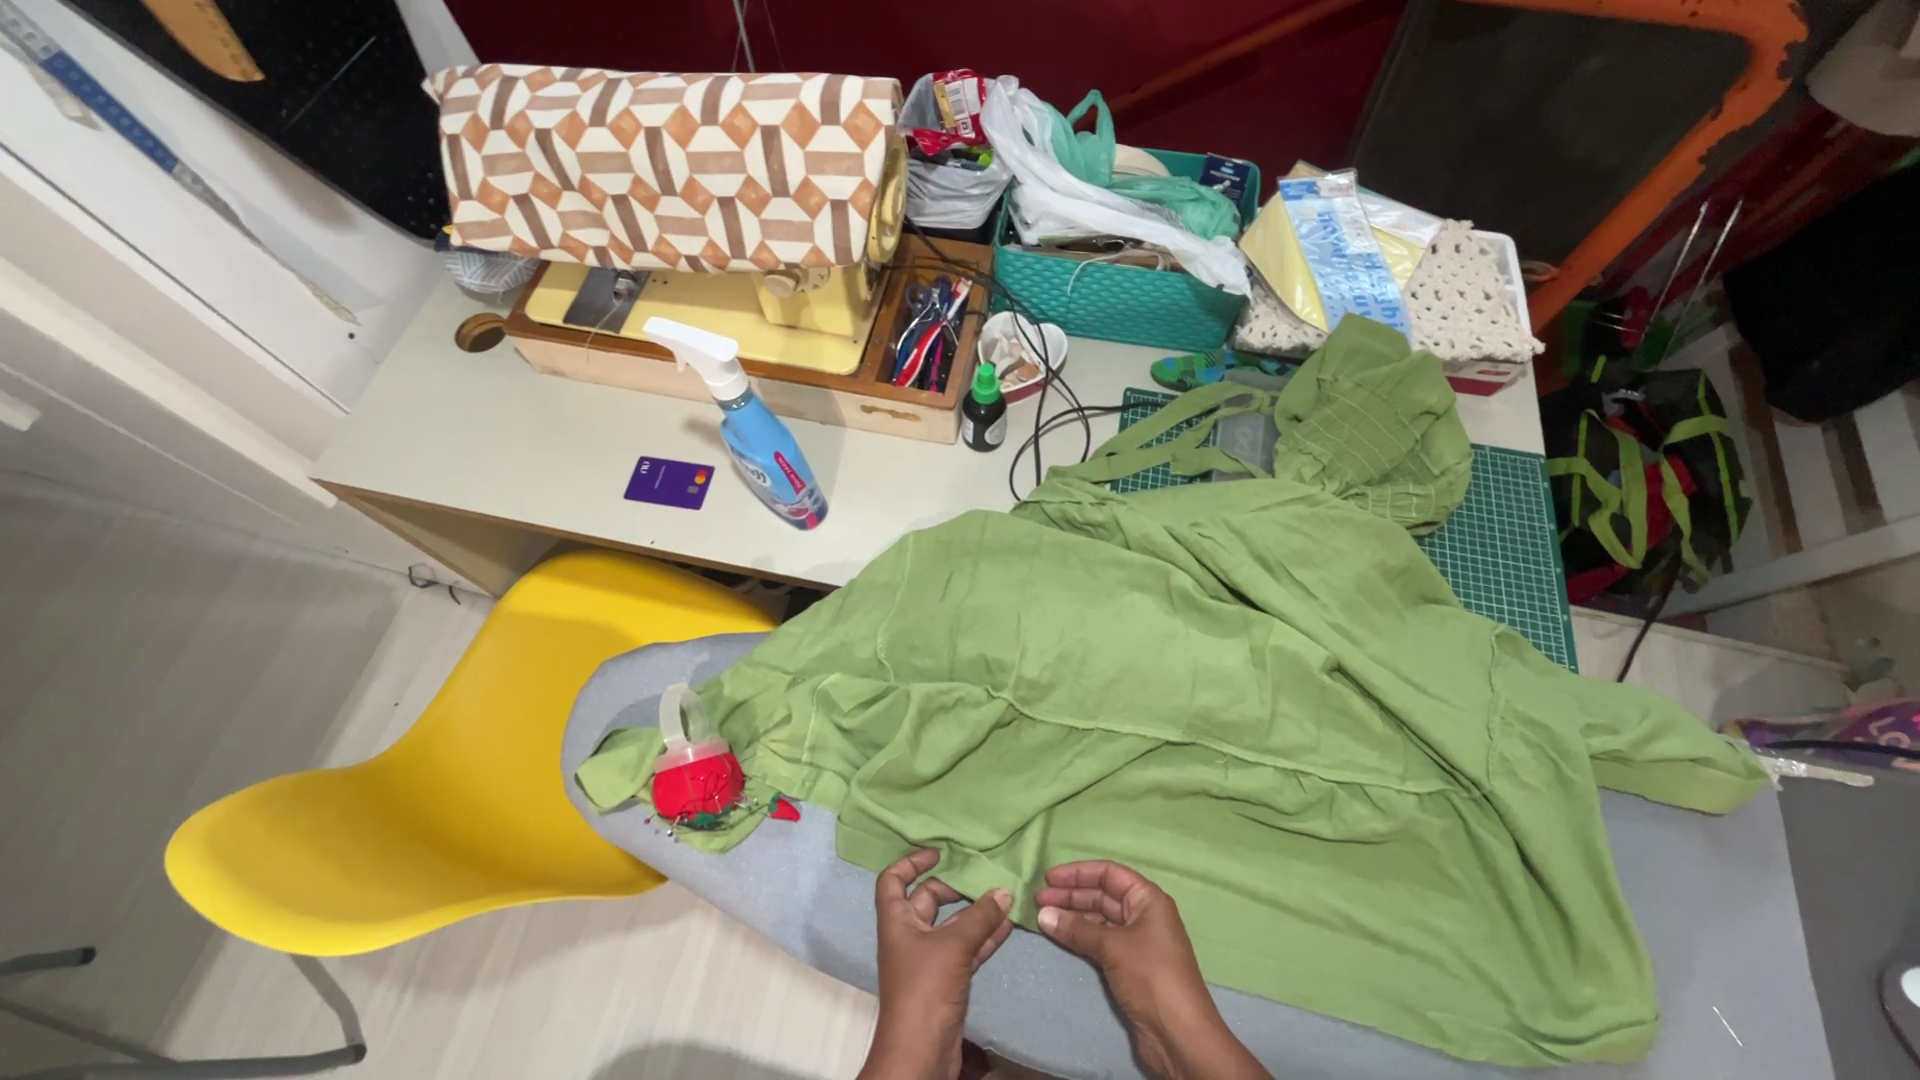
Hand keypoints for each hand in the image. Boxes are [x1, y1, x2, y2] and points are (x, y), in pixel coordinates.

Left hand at [858, 849, 1013, 1079]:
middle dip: (954, 887)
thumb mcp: (953, 946)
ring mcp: (927, 959)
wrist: (921, 1053)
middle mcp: (909, 936)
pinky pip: (966, 949)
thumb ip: (980, 917)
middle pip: (927, 900)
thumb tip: (1003, 891)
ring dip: (975, 913)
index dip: (911, 862)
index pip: (893, 880)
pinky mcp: (945, 980)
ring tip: (1004, 898)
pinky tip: (1007, 926)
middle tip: (982, 878)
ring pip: (952, 925)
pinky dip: (984, 937)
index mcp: (896, 921)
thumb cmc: (925, 990)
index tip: (938, 853)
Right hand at [1037, 861, 1269, 1079]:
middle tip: (1038, 899)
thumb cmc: (1151, 976)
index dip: (1078, 873)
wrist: (1178, 1034)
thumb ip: (1077, 928)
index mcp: (1148, 900)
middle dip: (1070, 895)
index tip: (1049, 879)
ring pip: (1099, 918)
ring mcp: (1136, 941)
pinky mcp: (1129, 965)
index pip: (1109, 873)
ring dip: (1073, 916)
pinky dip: (1080, 936)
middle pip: (1102, 894)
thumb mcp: (1113, 947)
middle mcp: (1143, 915)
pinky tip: (1059, 935)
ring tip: (1043, 917)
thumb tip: (1043, 914)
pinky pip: (1100, 940)